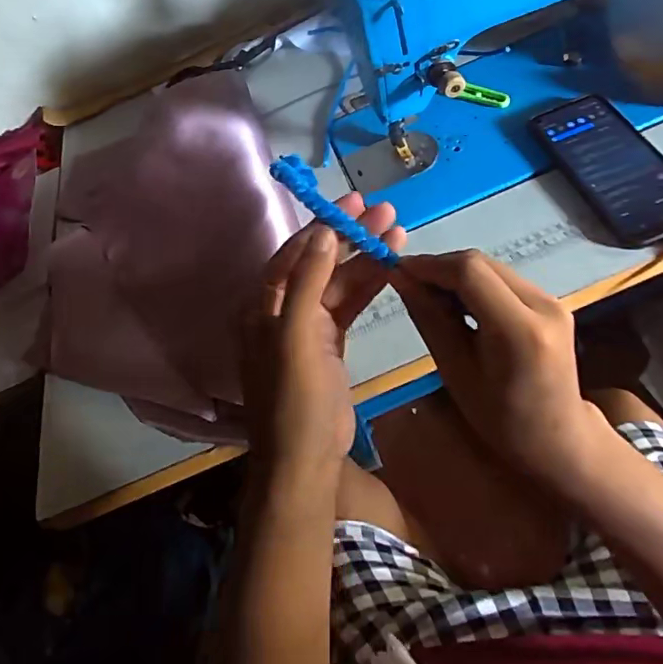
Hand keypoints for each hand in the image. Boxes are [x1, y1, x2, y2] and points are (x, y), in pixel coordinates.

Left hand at [241, 195, 404, 469]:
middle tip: (385, 211)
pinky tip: (392, 266)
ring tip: (398, 232)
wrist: (306, 461)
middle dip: (352, 236)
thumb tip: (322, 232)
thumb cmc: (295, 399)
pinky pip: (351, 303)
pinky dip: (370, 285)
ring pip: (340, 281)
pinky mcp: (331, 342)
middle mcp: (283, 309)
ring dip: (366, 257)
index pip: (294, 252)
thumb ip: (308, 282)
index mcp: (263, 305)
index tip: (354, 202)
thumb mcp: (297, 337)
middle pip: (320, 262)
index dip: (323, 224)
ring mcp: (309, 327)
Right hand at [390, 253, 605, 482]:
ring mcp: (552, 299)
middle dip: (441, 268)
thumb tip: (401, 278)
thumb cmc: (502, 420)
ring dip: (458, 275)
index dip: (431, 265)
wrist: (559, 438)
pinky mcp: (552, 300)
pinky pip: (505, 279)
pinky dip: (477, 284)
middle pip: (482, 264)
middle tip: (410, 285)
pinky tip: (460, 304)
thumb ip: (430, 319)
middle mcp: (543, 304)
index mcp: (520, 330)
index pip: (470, 272)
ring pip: (492, 267)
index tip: (399, 271)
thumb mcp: (457, 373)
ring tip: (431, 296)